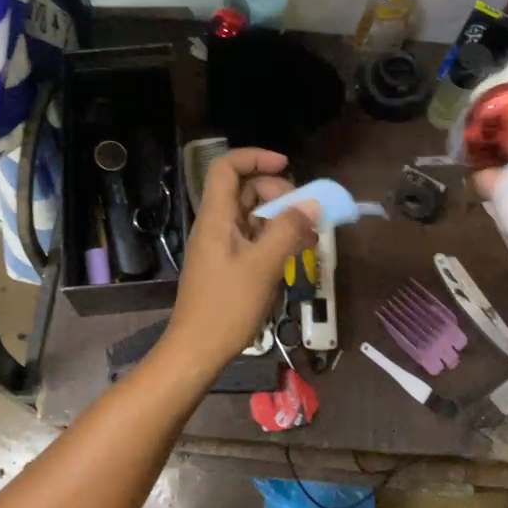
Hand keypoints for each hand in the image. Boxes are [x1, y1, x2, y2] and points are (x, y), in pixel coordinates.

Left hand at [161, 148, 319, 371]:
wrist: (197, 349)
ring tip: (309, 236)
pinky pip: (253, 237)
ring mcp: (220, 244)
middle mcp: (215, 224)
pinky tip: (296, 254)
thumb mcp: (263, 266)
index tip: (287, 165)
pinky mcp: (227, 263)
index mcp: (216, 217)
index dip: (255, 157)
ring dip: (281, 218)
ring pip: (252, 215)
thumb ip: (287, 231)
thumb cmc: (227, 306)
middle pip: (244, 189)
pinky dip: (274, 238)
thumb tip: (311, 204)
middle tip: (304, 212)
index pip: (227, 167)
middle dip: (277, 192)